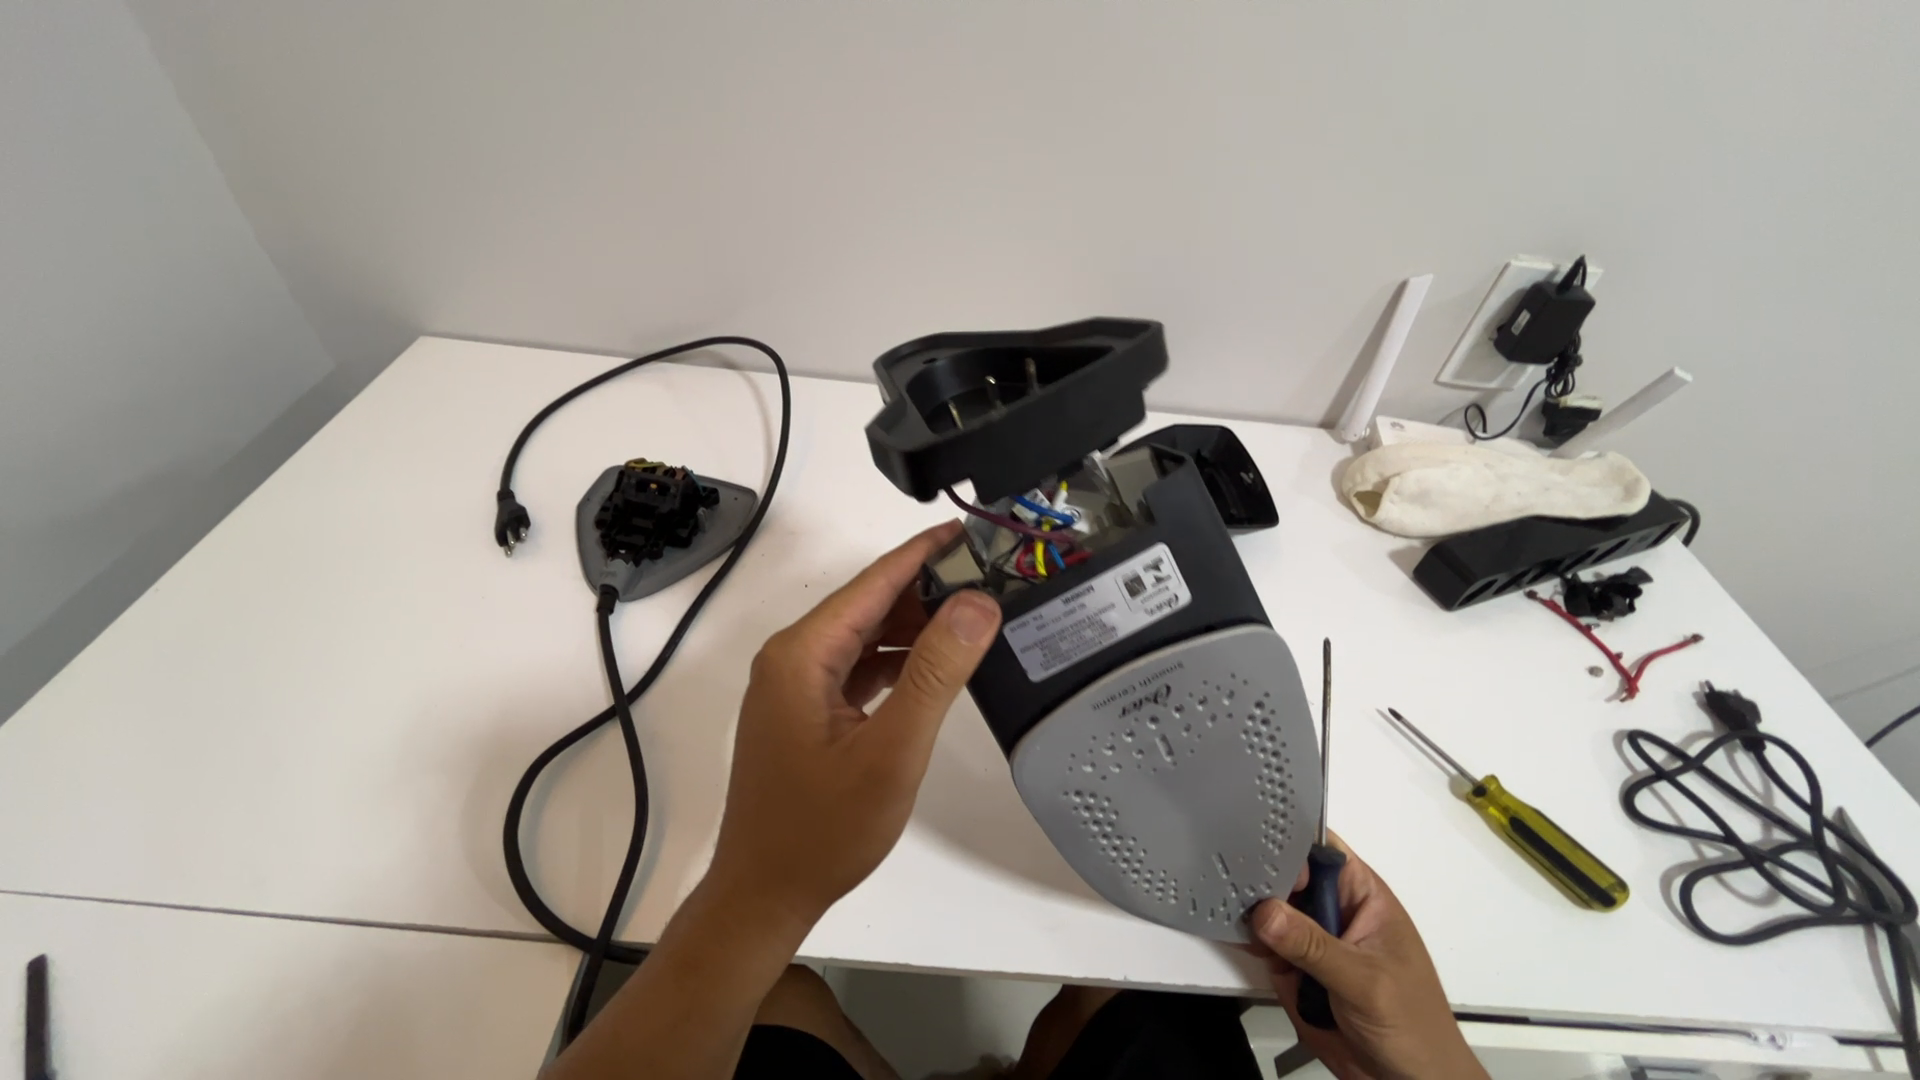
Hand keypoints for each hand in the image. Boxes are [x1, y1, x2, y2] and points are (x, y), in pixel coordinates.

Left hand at [704, 521, 1001, 932]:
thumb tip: (977, 602)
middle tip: (989, 578)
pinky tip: (934, 666)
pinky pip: (856, 668)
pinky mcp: (804, 711)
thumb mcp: (891, 750)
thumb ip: (934, 673)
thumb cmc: (825, 828)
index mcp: (802, 653)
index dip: (924, 552)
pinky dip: (895, 661)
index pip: (873, 582)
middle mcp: (792, 657)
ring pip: (863, 636)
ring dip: (914, 626)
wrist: (764, 895)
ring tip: (974, 618)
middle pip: (868, 604)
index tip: (970, 528)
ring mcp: (795, 686)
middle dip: (926, 589)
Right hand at [1248, 836, 1486, 1079]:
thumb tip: (1265, 912)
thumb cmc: (1410, 1026)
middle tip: (1224, 865)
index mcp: (1362, 896)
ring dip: (1247, 902)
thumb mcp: (1365, 982)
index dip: (1290, 841)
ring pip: (1269, 905)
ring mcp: (1311, 938)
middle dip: (1259, 869)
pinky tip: (1224, 923)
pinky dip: (1244, 933)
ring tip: (1216, 891)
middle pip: (1288, 873)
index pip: (1321, 849)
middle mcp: (1333, 909)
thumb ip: (1314, 946)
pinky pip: (1263, 939)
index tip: (1256, 844)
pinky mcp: (1293, 965)